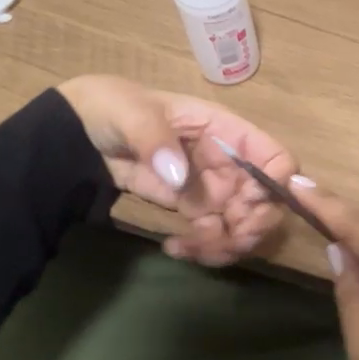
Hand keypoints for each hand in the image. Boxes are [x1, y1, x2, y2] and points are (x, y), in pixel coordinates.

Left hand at [57, 75, 295, 265]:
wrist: (80, 135)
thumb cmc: (113, 109)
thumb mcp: (131, 113)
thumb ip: (155, 140)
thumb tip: (179, 178)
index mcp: (228, 132)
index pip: (276, 158)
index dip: (278, 185)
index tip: (251, 206)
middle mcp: (232, 164)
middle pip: (268, 203)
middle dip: (253, 227)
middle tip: (224, 240)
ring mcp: (216, 190)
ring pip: (245, 227)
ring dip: (227, 246)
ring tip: (188, 249)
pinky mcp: (197, 211)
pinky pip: (217, 237)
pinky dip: (204, 250)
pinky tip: (173, 247)